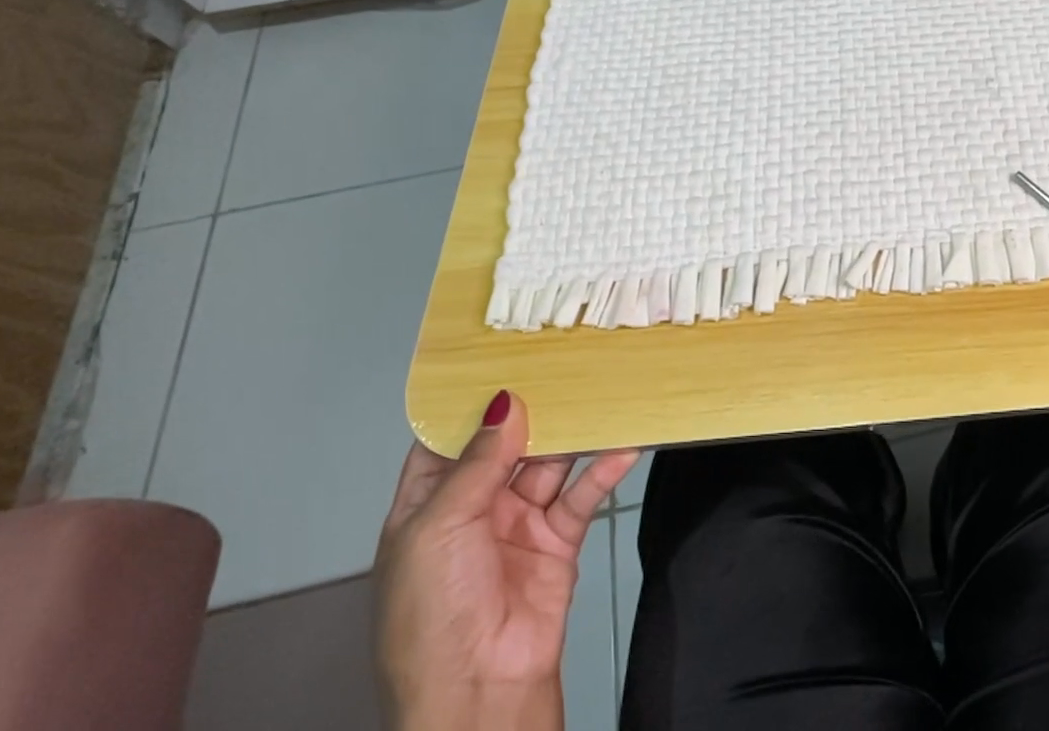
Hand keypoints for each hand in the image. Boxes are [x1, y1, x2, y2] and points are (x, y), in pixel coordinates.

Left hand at [375, 390, 639, 730]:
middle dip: (532, 414)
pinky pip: (582, 497)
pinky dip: (604, 471)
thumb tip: (502, 405)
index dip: (471, 406)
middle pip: (506, 448)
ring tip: (600, 399)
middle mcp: (472, 511)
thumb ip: (478, 463)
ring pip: (549, 467)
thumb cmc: (432, 616)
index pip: (447, 442)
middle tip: (563, 371)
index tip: (502, 363)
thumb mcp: (438, 527)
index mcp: (425, 506)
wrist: (479, 686)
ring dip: (573, 438)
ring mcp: (517, 525)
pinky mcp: (558, 542)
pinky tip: (623, 446)